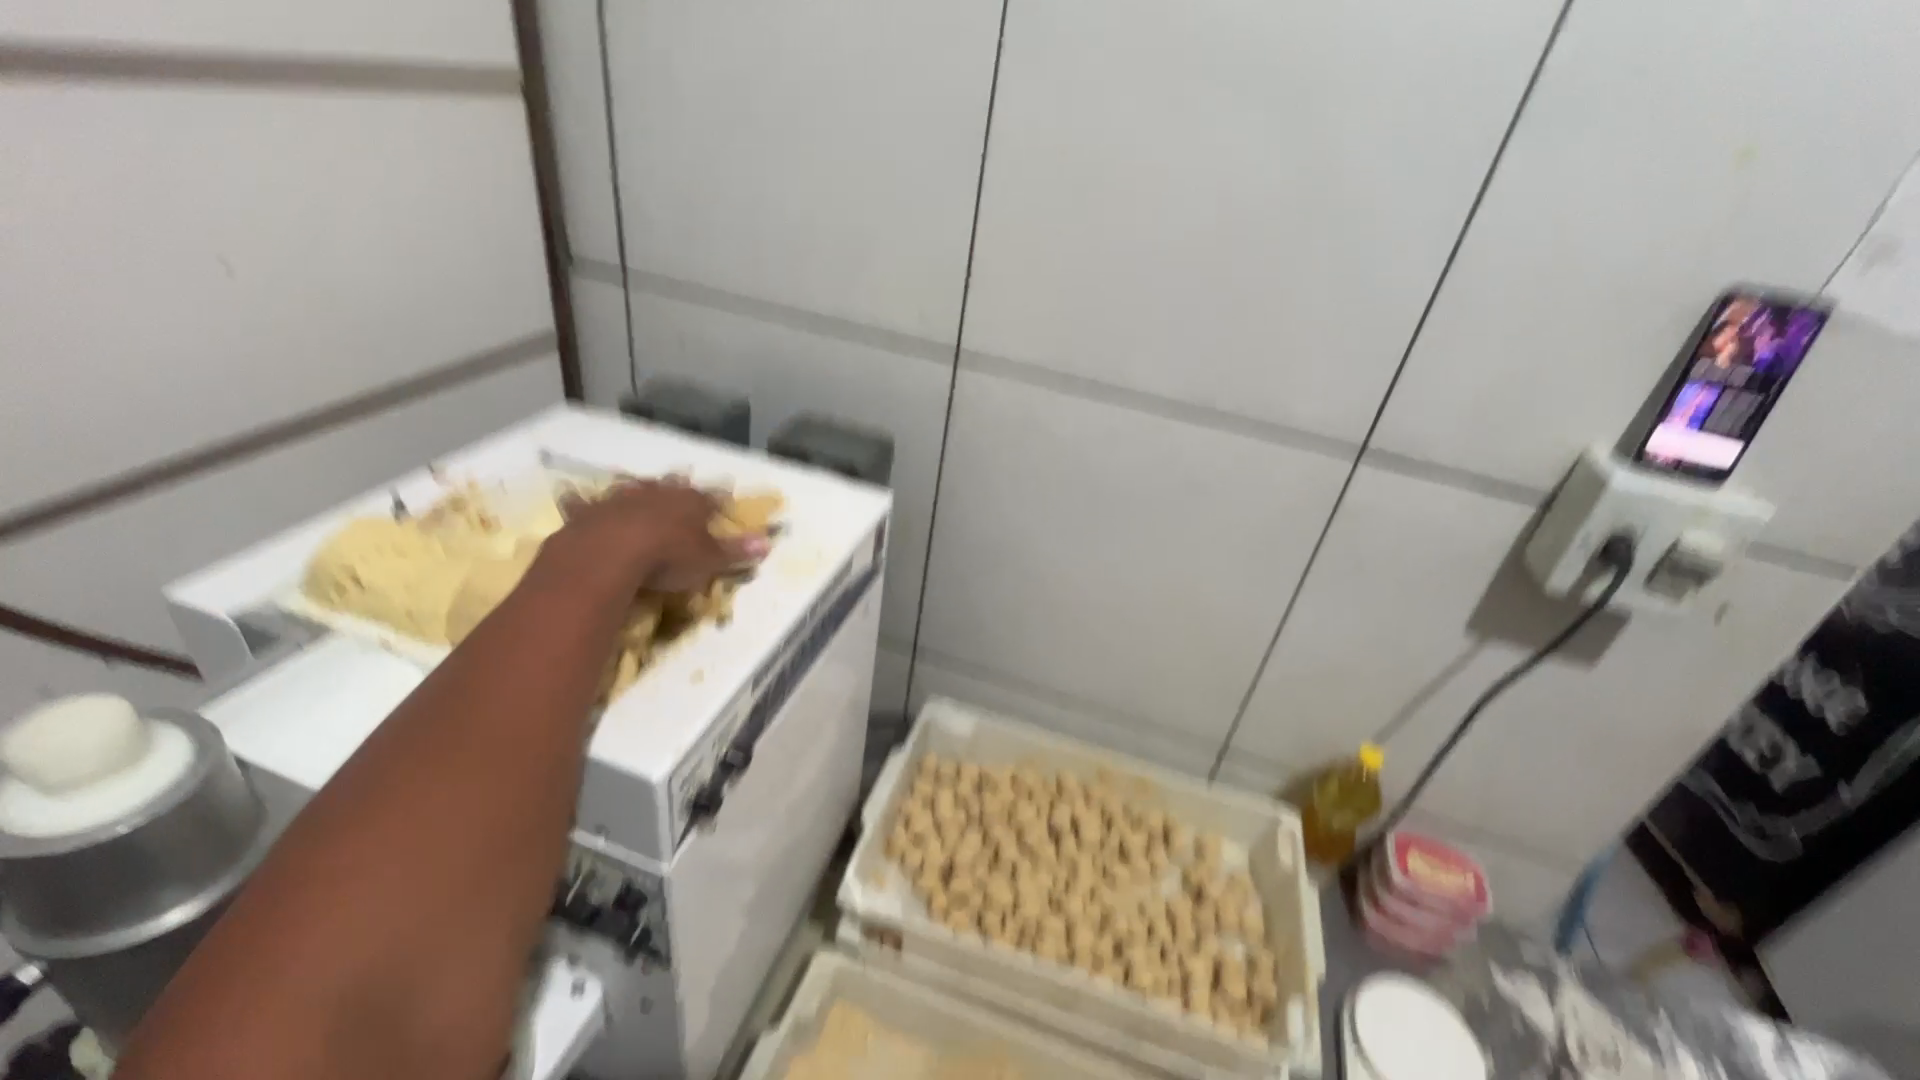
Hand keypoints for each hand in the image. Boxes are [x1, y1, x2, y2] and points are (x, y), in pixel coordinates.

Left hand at [543, 480, 769, 594]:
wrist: (609, 553)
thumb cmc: (668, 556)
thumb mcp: (709, 559)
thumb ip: (735, 551)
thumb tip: (767, 542)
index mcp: (691, 502)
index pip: (712, 498)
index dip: (720, 499)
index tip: (726, 497)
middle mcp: (657, 493)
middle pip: (672, 486)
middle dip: (679, 486)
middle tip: (682, 481)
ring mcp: (621, 499)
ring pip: (632, 488)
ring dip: (637, 489)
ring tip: (639, 485)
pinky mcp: (588, 512)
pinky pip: (583, 503)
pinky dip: (579, 500)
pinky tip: (571, 494)